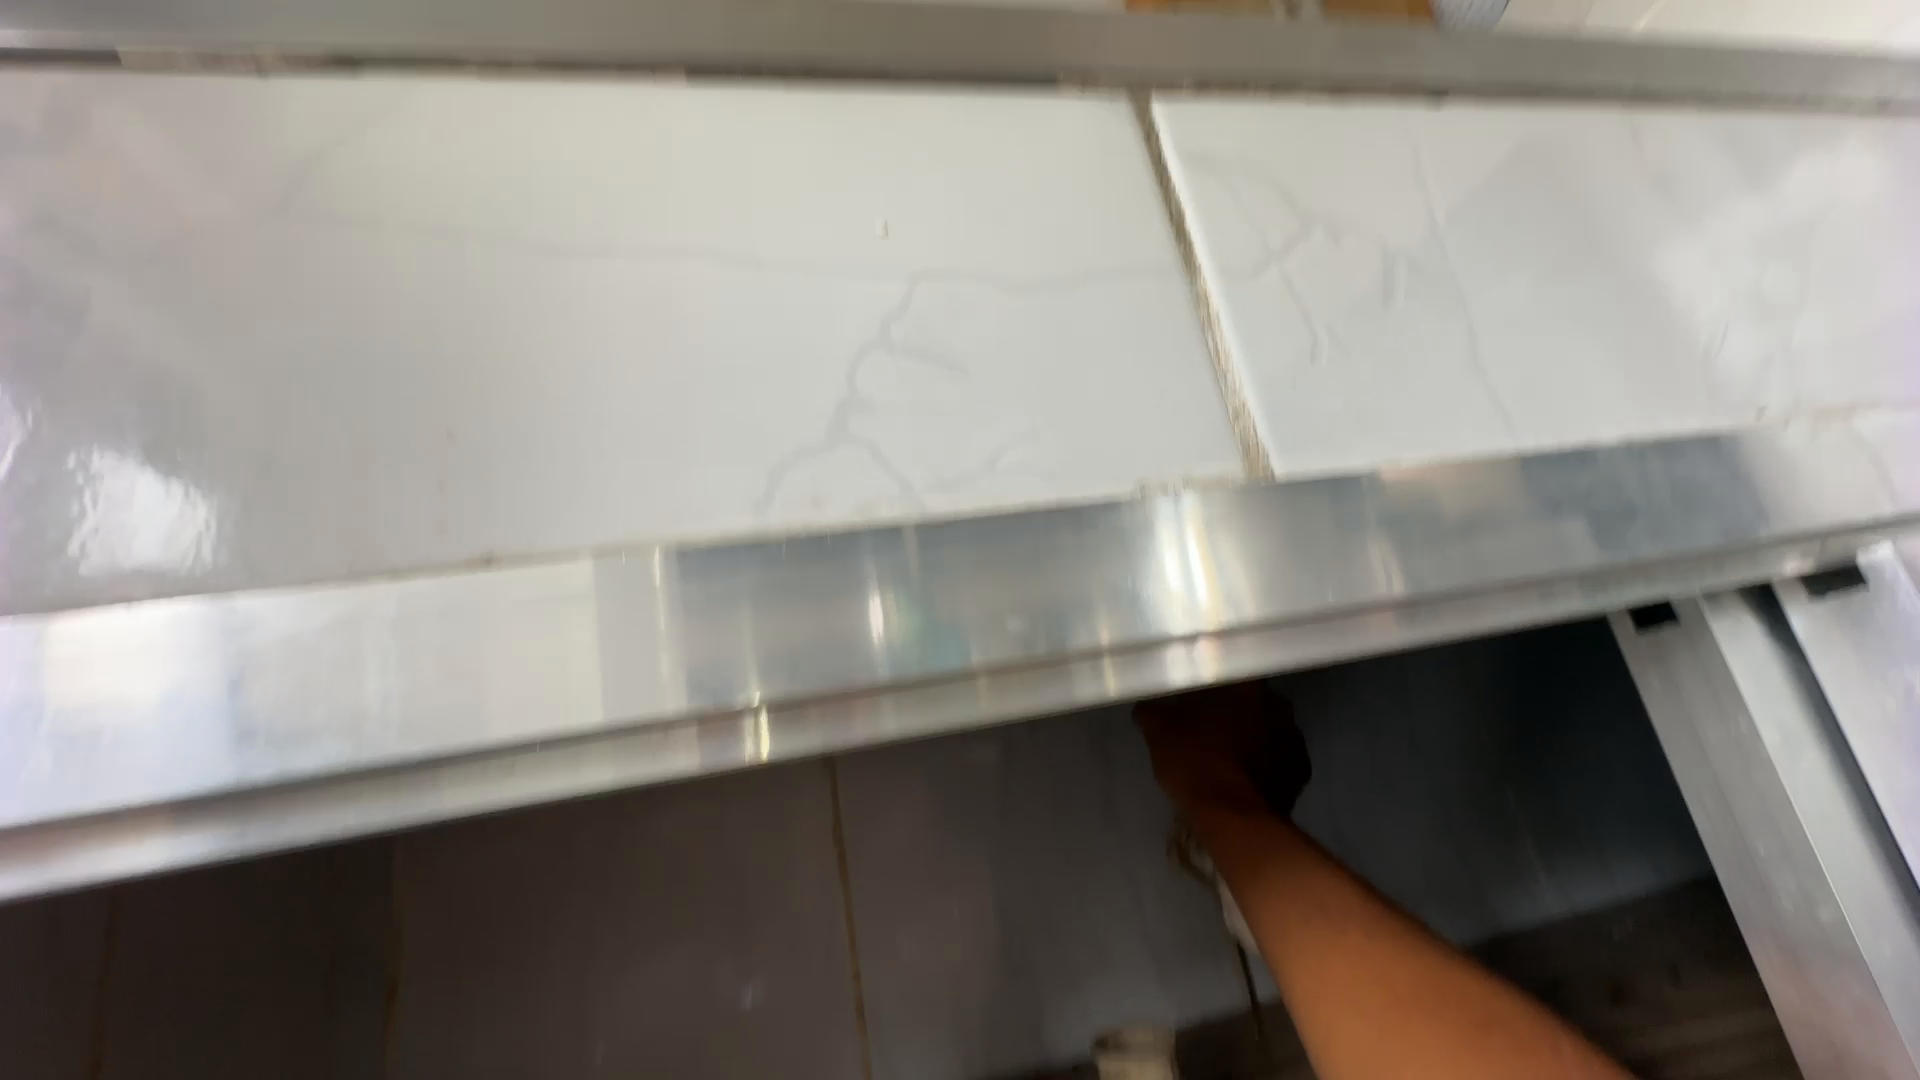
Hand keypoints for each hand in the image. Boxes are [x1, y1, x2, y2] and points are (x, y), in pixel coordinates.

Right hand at [1135, 681, 1310, 816]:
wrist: (1232, 818)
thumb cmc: (1195, 762)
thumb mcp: (1159, 732)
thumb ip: (1152, 710)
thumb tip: (1146, 707)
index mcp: (1246, 687)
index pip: (1230, 672)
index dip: (1211, 685)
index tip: (1196, 697)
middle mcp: (1278, 705)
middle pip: (1252, 701)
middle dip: (1233, 711)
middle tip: (1207, 727)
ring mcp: (1295, 739)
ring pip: (1268, 729)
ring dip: (1252, 737)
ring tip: (1226, 756)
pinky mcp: (1301, 772)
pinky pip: (1279, 759)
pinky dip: (1265, 765)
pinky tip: (1244, 778)